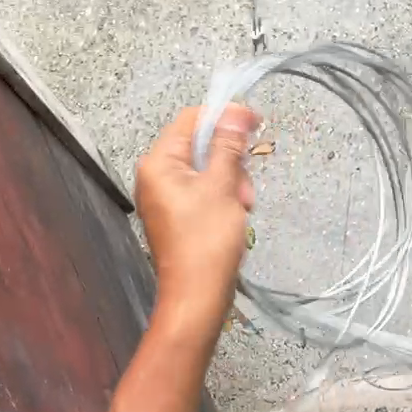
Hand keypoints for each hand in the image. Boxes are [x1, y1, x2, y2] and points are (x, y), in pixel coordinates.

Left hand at [134, 103, 259, 336]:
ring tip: (243, 206)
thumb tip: (234, 115)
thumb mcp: (223, 187)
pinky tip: (235, 215)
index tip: (254, 121)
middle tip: (247, 183)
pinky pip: (204, 193)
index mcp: (158, 164)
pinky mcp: (178, 217)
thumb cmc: (206, 244)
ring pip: (206, 171)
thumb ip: (228, 147)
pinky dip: (224, 198)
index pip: (191, 120)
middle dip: (230, 159)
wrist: (197, 296)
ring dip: (232, 181)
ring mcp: (166, 198)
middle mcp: (156, 177)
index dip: (224, 116)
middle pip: (199, 146)